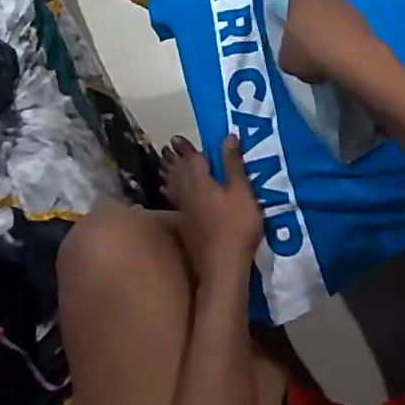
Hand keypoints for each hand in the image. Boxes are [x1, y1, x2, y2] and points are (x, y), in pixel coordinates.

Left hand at [162, 135, 263, 279]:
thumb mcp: (241, 191)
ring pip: (174, 188)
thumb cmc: (235, 225)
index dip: (185, 148)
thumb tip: (228, 136)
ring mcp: (185, 213)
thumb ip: (233, 165)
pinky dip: (171, 193)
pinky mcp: (186, 228)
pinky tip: (171, 196)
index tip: (175, 138)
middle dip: (174, 160)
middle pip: (178, 173)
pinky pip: (175, 202)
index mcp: (201, 183)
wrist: (222, 268)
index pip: (191, 160)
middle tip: (167, 149)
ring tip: (163, 167)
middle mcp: (188, 195)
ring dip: (169, 175)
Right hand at [278, 0, 379, 84]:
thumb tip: (295, 48)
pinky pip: (349, 27)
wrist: (353, 59)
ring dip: (331, 29)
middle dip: (313, 18)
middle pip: (316, 2)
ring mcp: (347, 8)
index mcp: (302, 1)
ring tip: (329, 53)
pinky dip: (346, 39)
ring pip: (334, 15)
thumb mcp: (286, 57)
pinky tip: (345, 56)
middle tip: (310, 42)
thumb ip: (289, 47)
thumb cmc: (311, 53)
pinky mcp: (364, 21)